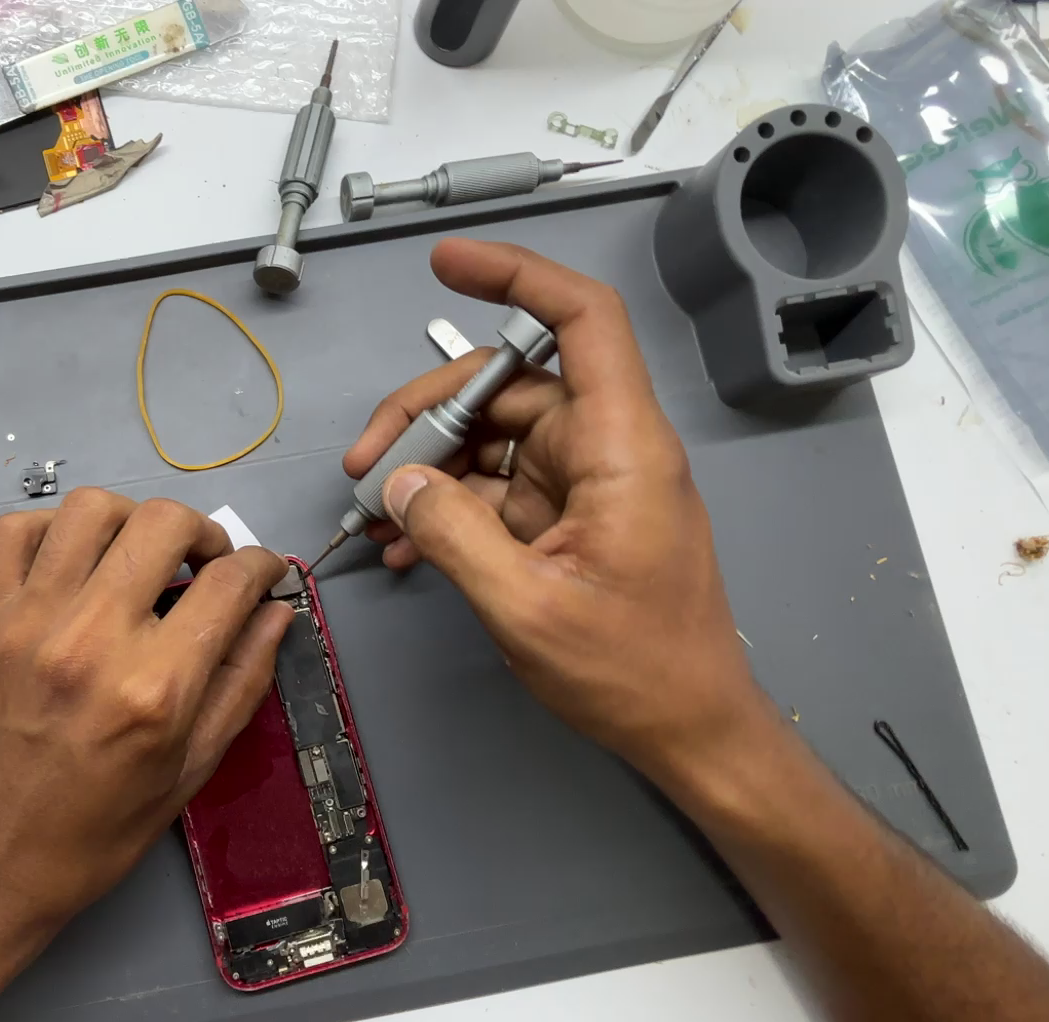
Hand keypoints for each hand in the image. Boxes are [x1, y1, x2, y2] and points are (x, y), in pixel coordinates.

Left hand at [0, 489, 293, 931]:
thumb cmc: (100, 830)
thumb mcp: (192, 770)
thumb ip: (243, 682)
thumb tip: (276, 612)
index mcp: (156, 688)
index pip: (229, 583)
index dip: (263, 566)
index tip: (265, 571)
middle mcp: (92, 639)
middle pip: (163, 524)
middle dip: (204, 530)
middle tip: (206, 562)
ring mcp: (28, 621)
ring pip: (90, 509)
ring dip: (132, 518)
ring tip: (141, 555)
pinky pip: (13, 530)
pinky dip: (53, 528)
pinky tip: (75, 561)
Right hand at [344, 238, 766, 776]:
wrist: (686, 730)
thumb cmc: (630, 670)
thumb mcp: (527, 608)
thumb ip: (455, 536)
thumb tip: (401, 482)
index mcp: (617, 447)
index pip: (581, 322)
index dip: (516, 278)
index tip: (446, 264)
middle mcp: (598, 448)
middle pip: (503, 388)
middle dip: (424, 416)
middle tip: (361, 465)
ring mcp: (575, 484)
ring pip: (485, 440)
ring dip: (423, 470)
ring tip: (372, 512)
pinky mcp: (556, 519)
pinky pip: (487, 491)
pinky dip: (443, 508)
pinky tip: (401, 544)